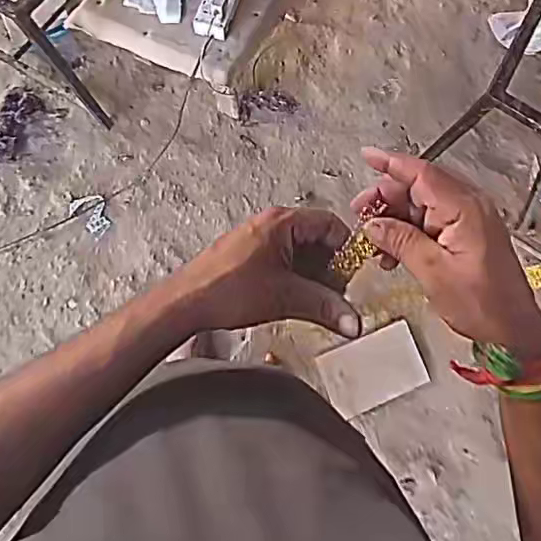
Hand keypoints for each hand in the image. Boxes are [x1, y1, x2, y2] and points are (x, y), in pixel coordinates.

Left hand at [159, 208, 361, 338]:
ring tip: (317, 301)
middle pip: (316, 238)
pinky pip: (282, 261)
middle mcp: (269, 225)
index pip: (330, 224)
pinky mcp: (248, 256)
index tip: (355, 273)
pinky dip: (295, 278)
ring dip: (312, 276)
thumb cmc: (224, 290)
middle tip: (337, 293)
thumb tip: (351, 318)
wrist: (185, 303)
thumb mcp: (285, 297)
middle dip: (330, 267)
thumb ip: (324, 306)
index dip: (347, 249)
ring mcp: (257, 240)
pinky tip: (294, 300)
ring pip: (299, 252)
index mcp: (281, 222)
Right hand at [351, 147, 540, 356]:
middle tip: (361, 214)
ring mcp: (468, 220)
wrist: (513, 331)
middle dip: (385, 198)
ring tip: (375, 241)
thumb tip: (373, 224)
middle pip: (417, 187)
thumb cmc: (486, 305)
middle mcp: (468, 207)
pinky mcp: (465, 234)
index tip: (368, 156)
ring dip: (393, 219)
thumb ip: (400, 241)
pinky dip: (407, 231)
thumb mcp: (433, 272)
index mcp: (464, 209)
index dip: (390, 163)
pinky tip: (392, 252)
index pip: (422, 173)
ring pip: (419, 205)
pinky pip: (428, 221)